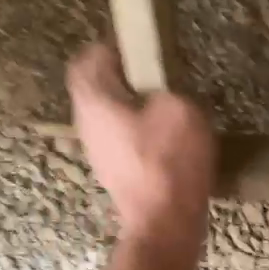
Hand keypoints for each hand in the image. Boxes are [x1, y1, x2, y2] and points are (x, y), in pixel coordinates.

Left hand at [67, 43, 216, 240]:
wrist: (164, 223)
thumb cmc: (169, 162)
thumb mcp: (182, 110)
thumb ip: (170, 90)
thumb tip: (164, 93)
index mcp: (94, 100)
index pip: (88, 59)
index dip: (111, 47)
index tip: (137, 46)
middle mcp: (86, 124)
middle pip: (97, 89)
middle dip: (123, 79)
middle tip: (155, 76)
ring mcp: (98, 153)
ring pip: (110, 117)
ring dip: (132, 109)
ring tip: (165, 109)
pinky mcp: (116, 174)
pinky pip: (124, 142)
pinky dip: (140, 134)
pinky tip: (167, 142)